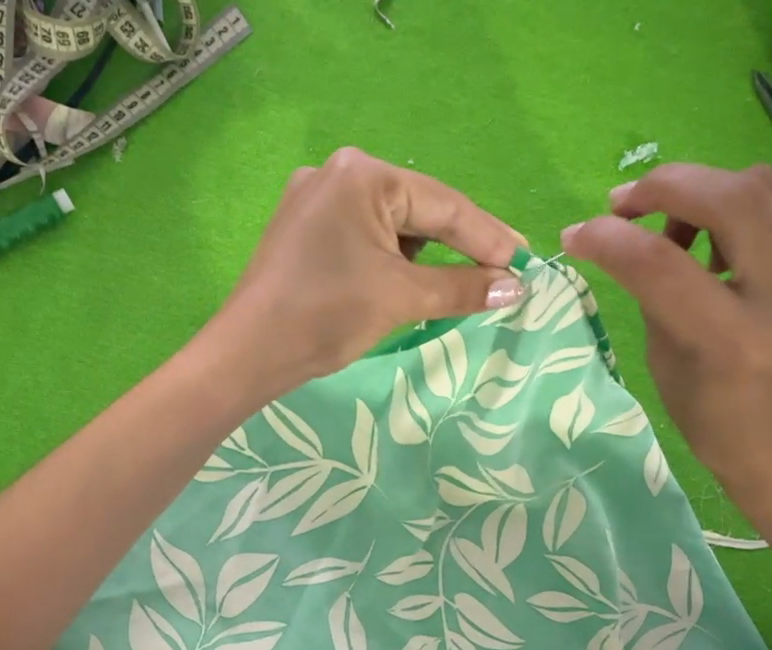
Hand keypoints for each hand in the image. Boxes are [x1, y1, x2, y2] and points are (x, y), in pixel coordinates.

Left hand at [209, 148, 525, 391]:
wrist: (247, 354)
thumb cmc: (325, 316)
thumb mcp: (401, 298)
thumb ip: (461, 287)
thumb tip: (514, 286)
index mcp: (363, 175)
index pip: (444, 205)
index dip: (488, 238)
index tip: (524, 264)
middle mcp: (336, 173)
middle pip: (417, 210)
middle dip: (454, 247)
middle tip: (496, 277)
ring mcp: (313, 200)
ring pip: (389, 226)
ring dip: (419, 257)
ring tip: (441, 291)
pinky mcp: (300, 230)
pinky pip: (360, 238)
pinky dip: (386, 261)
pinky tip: (395, 287)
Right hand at [560, 164, 771, 504]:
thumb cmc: (713, 421)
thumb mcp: (666, 362)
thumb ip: (653, 294)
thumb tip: (623, 237)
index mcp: (735, 343)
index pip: (663, 265)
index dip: (611, 238)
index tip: (576, 233)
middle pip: (731, 198)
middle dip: (665, 186)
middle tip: (622, 204)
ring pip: (760, 187)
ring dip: (698, 189)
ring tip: (662, 220)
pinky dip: (729, 206)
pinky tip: (704, 234)